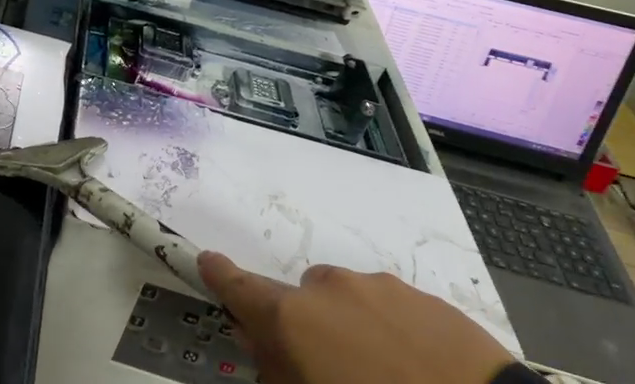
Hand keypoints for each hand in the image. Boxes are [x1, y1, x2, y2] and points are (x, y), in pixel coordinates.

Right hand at [199, 251, 515, 383]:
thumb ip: (275, 370)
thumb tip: (262, 343)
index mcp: (293, 317)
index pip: (240, 287)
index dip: (220, 275)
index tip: (207, 261)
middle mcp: (329, 290)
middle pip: (301, 297)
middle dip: (308, 325)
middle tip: (329, 368)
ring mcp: (380, 288)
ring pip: (350, 301)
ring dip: (353, 327)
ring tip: (384, 374)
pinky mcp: (427, 298)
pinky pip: (394, 309)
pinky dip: (393, 330)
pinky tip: (418, 368)